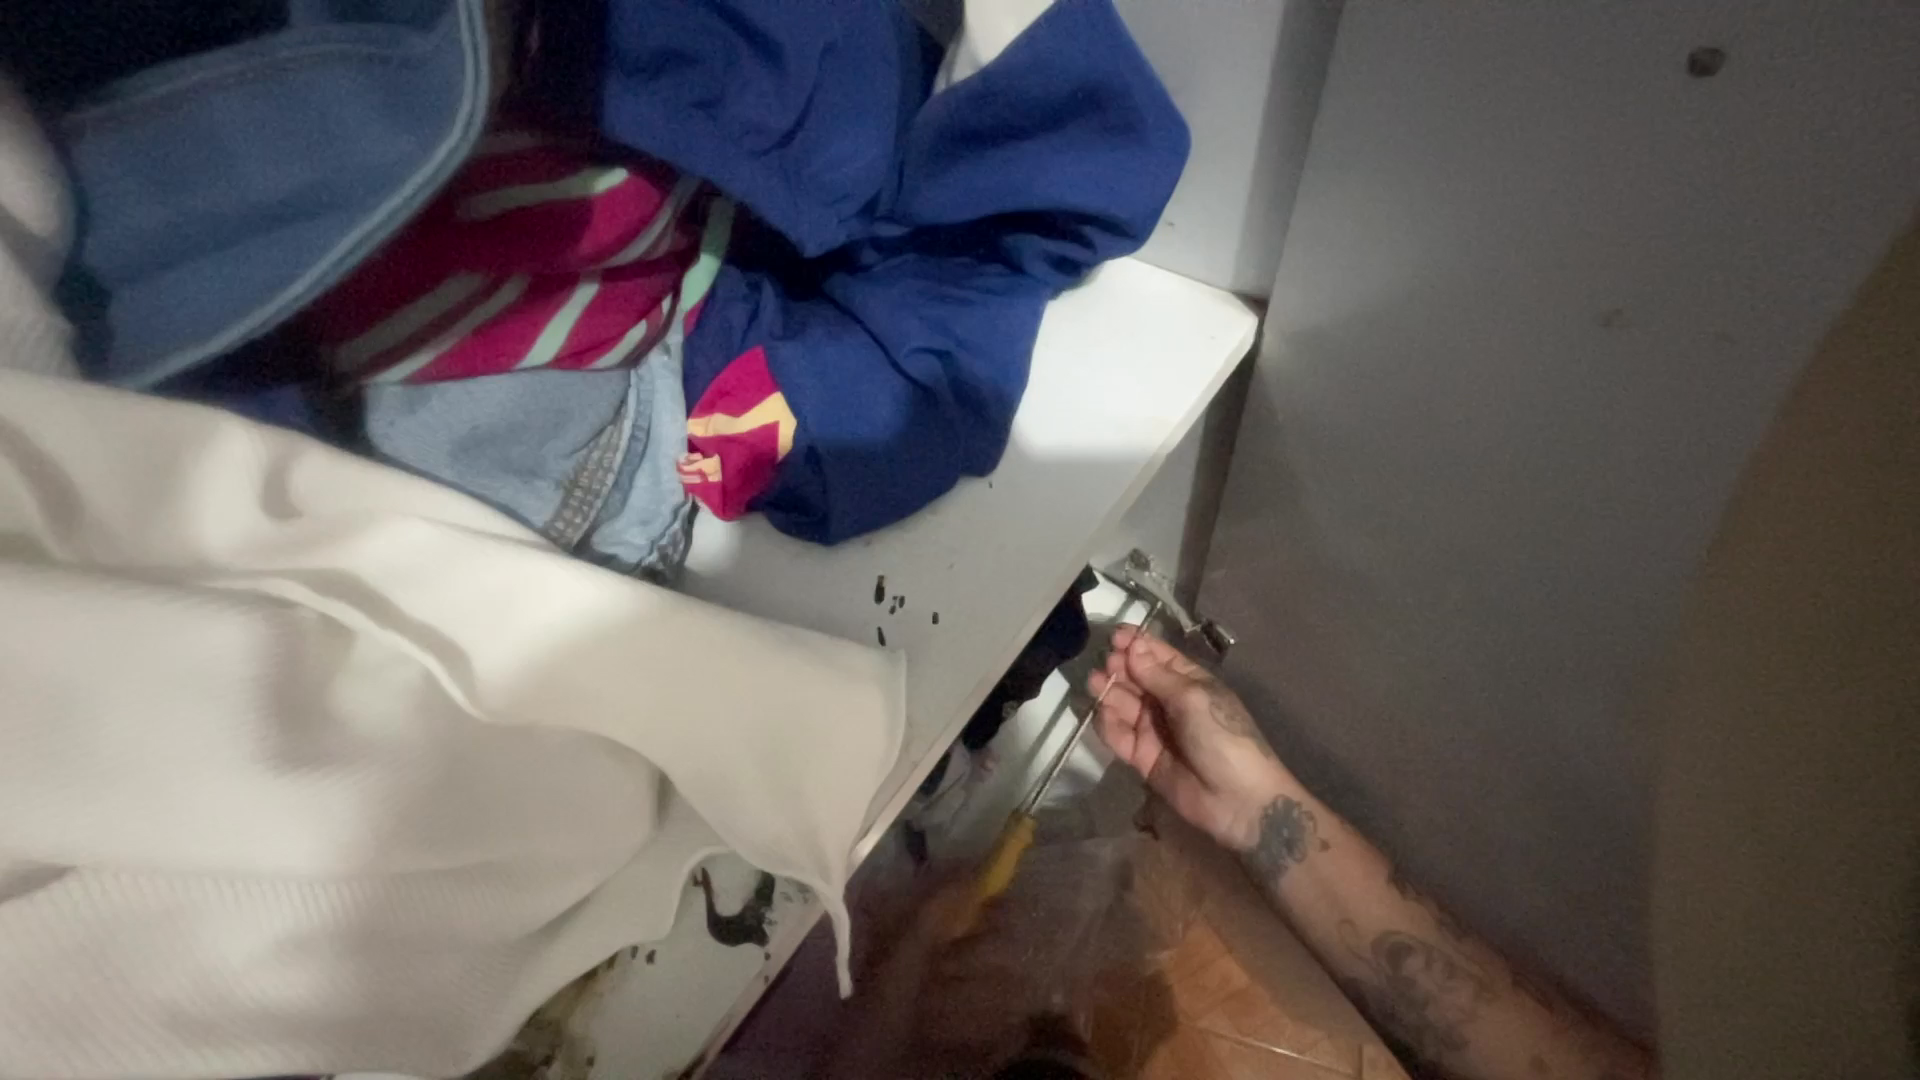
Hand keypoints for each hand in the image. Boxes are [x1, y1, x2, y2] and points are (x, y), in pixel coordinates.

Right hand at [1088, 626, 1290, 851]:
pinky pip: (1117, 734)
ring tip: (1098, 684)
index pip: (1157, 656)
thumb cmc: (1223, 737)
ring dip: (1108, 692)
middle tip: (1108, 665)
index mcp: (1188, 682)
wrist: (1238, 800)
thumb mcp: (1193, 699)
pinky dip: (1107, 724)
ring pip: (1122, 703)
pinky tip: (1105, 715)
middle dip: (1119, 667)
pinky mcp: (1140, 756)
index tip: (1115, 636)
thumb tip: (1133, 646)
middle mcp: (1167, 702)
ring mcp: (1152, 729)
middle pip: (1135, 677)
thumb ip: (1157, 675)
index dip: (1136, 644)